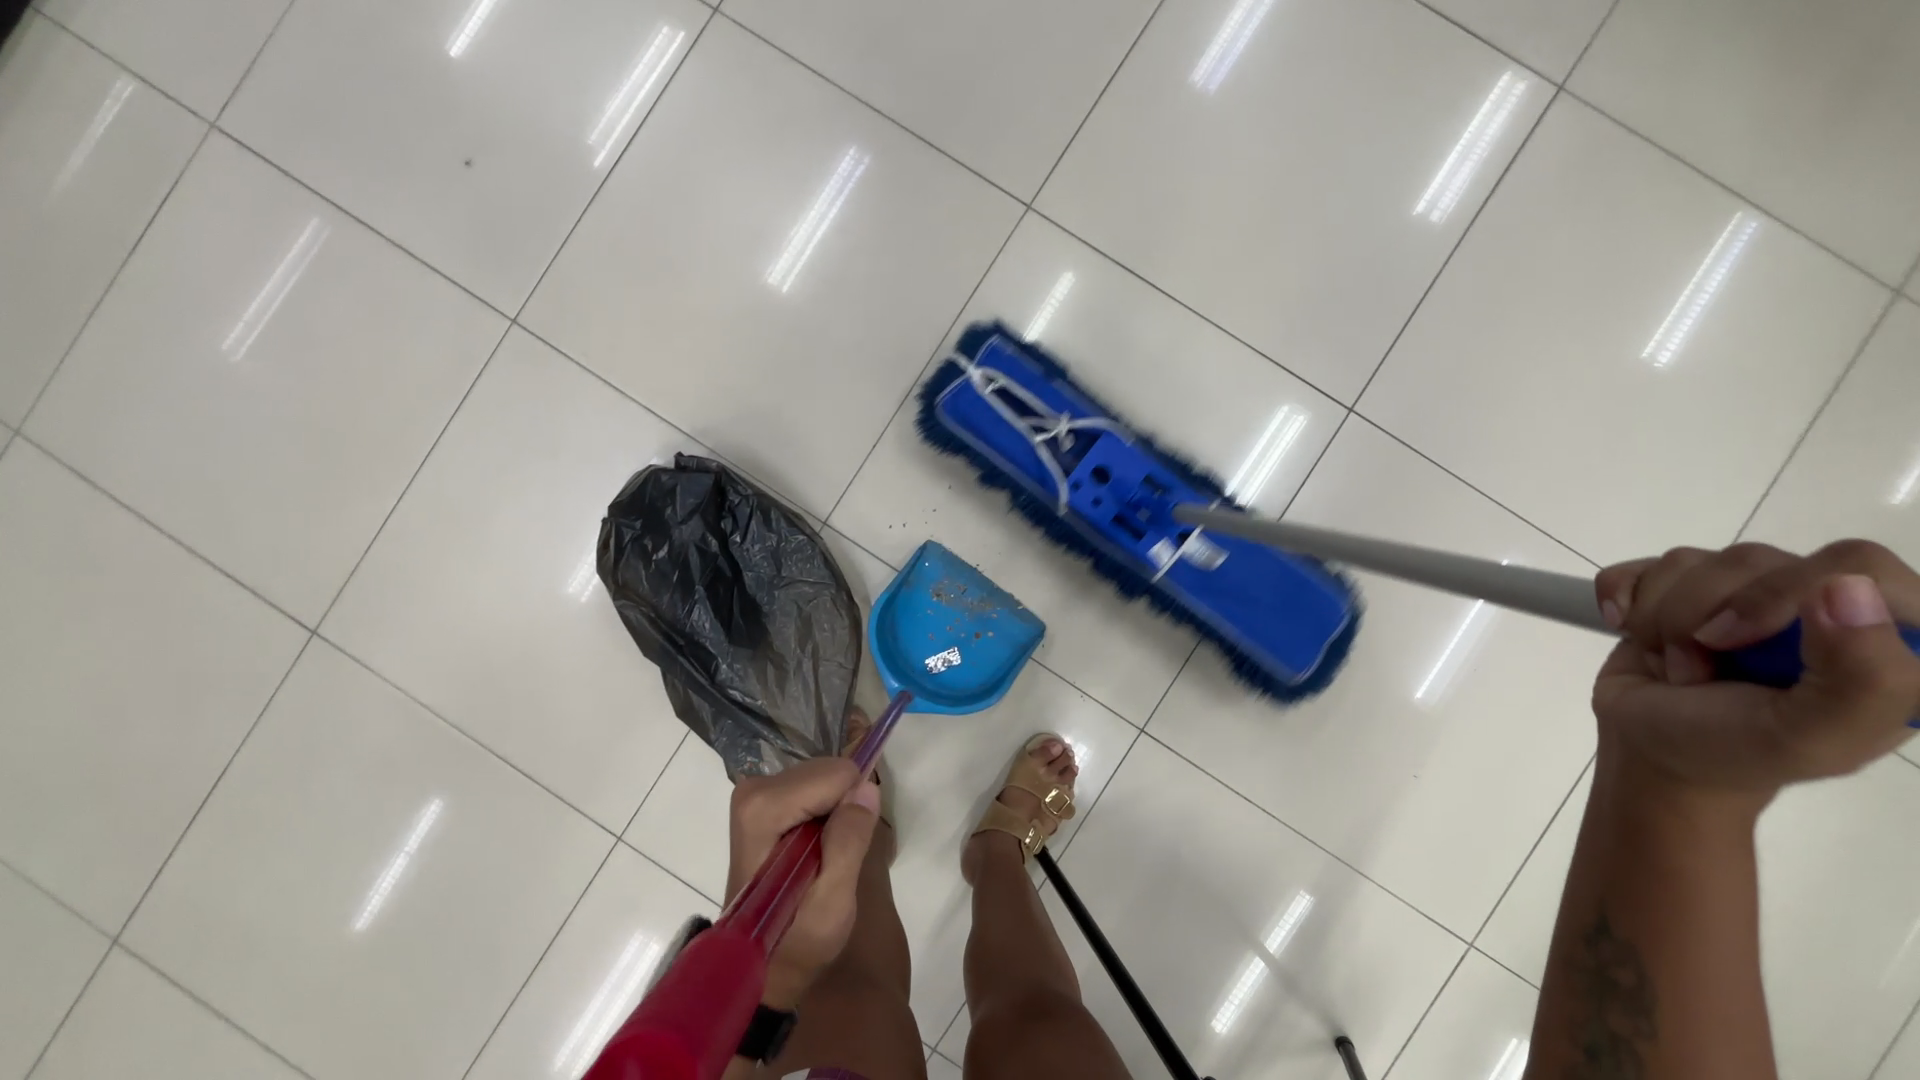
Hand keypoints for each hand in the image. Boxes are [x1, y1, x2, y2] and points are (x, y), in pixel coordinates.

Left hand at [725, 757, 880, 1007]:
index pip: (836, 775)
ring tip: (821, 857)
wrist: (764, 964)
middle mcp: (753, 790)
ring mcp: (755, 793)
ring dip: (834, 814)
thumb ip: (849, 843)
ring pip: (825, 776)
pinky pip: (815, 786)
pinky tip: (813, 848)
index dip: (852, 812)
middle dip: (842, 810)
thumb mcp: (832, 904)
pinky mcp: (762, 799)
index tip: (844, 850)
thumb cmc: (798, 939)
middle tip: (833, 857)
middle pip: (828, 772)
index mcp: (763, 809)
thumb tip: (867, 788)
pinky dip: (825, 814)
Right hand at [1591, 540, 1919, 797]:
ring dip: (1660, 622)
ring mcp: (1736, 593)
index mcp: (1873, 637)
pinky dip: (1619, 599)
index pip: (1856, 566)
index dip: (1786, 592)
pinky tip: (1627, 630)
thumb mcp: (1811, 738)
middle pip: (1752, 560)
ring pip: (1688, 562)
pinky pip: (1638, 566)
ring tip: (1673, 666)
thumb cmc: (1732, 753)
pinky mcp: (1671, 588)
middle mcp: (1810, 604)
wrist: (1647, 755)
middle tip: (1698, 666)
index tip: (1736, 641)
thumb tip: (1848, 588)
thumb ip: (1866, 678)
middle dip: (1701, 614)